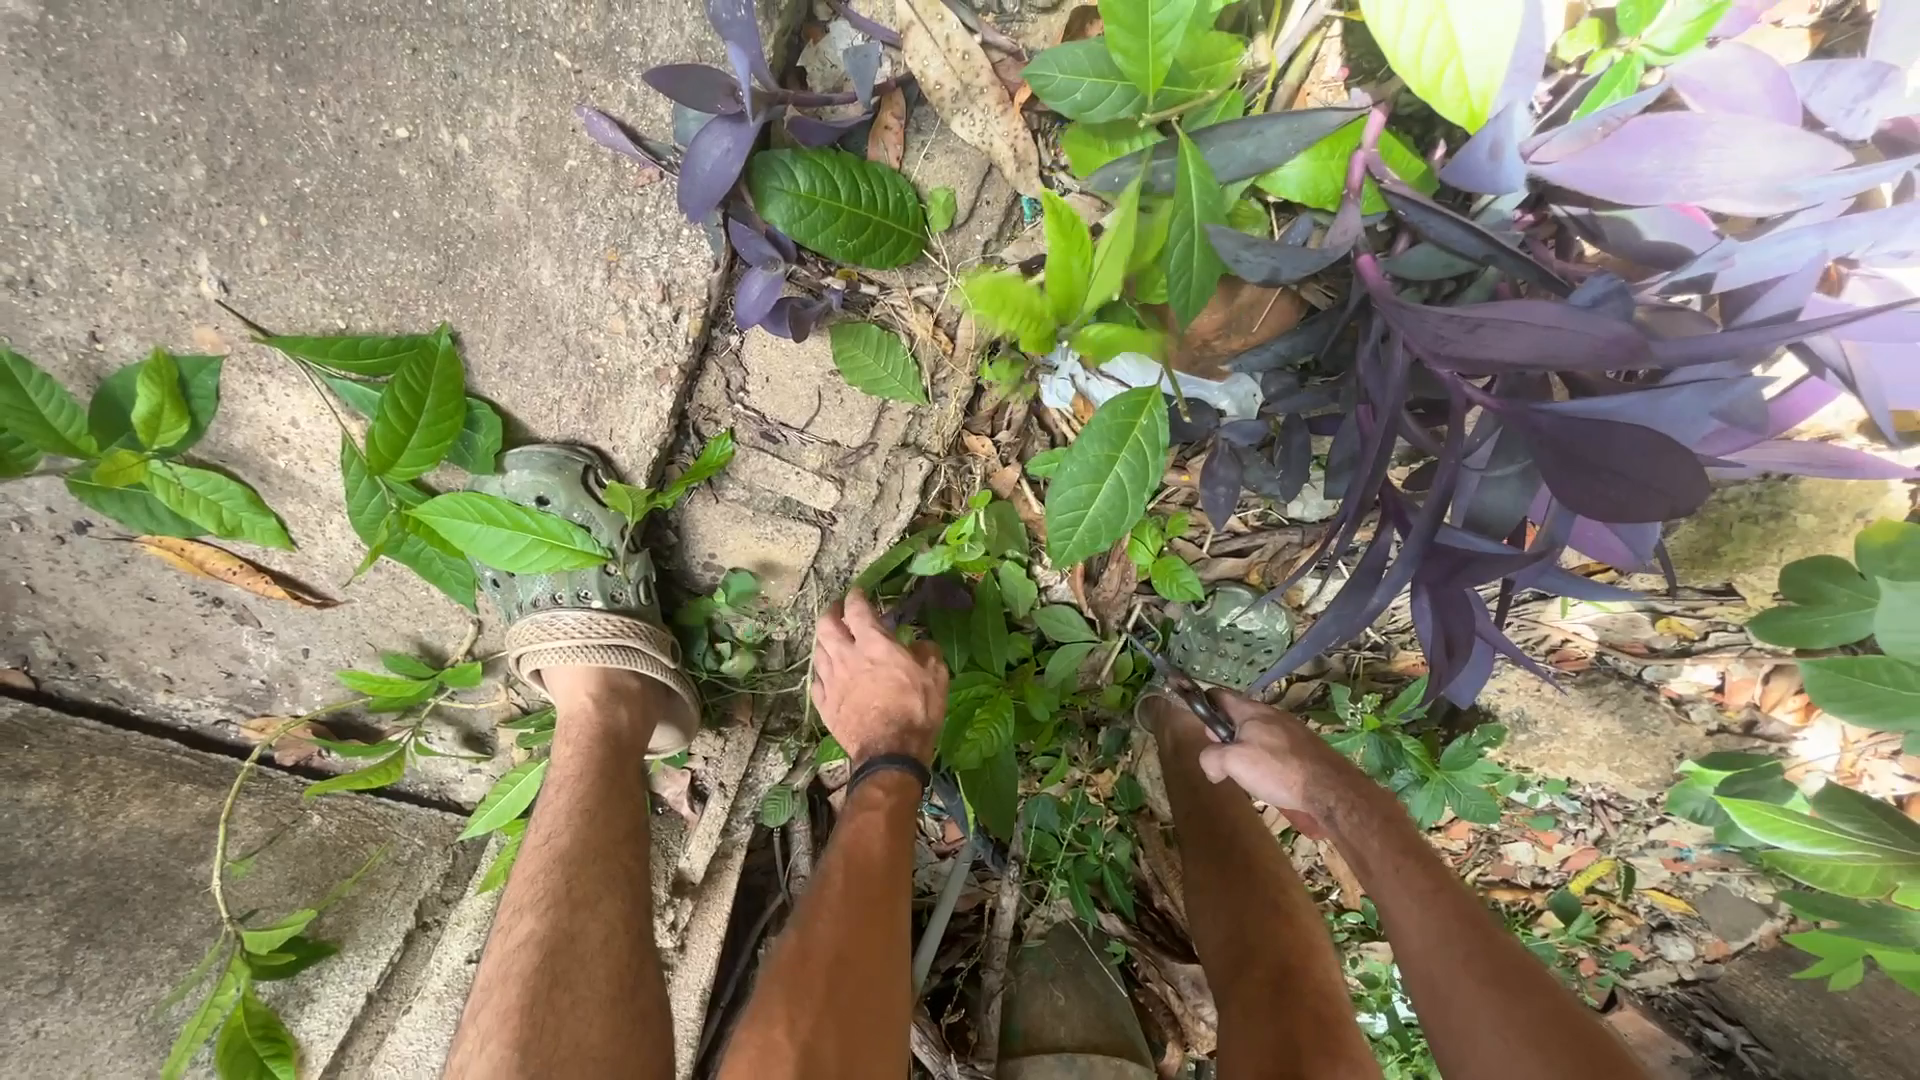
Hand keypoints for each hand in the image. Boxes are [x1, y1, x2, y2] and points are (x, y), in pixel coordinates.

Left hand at [810, 589, 948, 767]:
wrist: (890, 752)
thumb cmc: (916, 710)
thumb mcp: (935, 676)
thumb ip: (926, 653)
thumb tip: (919, 644)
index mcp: (872, 644)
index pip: (857, 609)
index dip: (856, 596)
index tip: (858, 592)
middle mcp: (845, 656)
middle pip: (826, 625)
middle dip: (831, 612)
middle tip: (838, 610)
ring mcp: (831, 681)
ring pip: (817, 651)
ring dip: (824, 641)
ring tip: (831, 640)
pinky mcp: (824, 705)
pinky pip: (815, 681)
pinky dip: (820, 672)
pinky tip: (825, 674)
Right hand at [1195, 690, 1387, 835]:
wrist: (1330, 789)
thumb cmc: (1277, 769)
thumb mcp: (1232, 763)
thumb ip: (1212, 758)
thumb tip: (1211, 766)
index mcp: (1251, 711)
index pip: (1219, 696)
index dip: (1205, 706)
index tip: (1203, 727)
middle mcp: (1272, 714)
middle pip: (1239, 716)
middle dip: (1226, 734)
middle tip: (1223, 756)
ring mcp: (1292, 730)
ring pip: (1259, 732)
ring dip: (1247, 748)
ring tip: (1247, 772)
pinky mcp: (1306, 747)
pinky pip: (1277, 746)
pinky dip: (1268, 758)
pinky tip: (1272, 778)